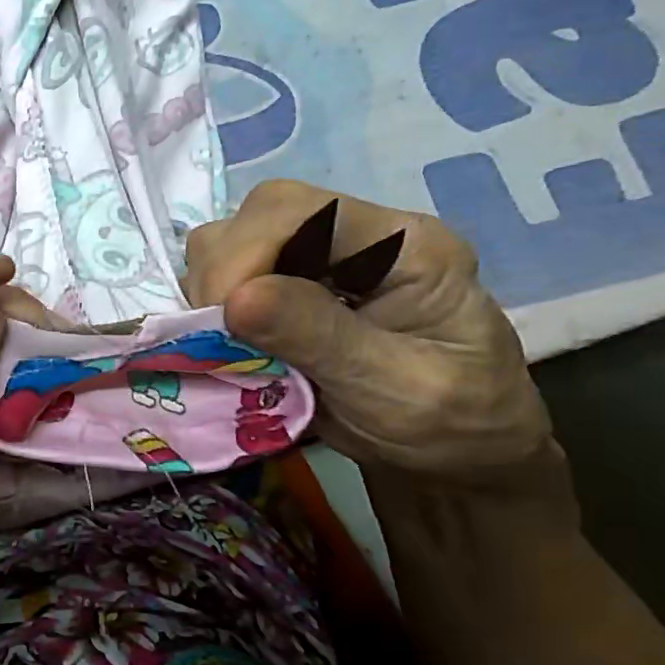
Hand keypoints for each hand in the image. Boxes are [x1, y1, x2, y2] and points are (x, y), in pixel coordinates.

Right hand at [186, 180, 552, 480]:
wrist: (457, 453)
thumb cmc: (449, 425)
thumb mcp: (397, 390)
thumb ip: (320, 337)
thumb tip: (236, 298)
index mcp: (404, 245)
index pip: (301, 210)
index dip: (246, 253)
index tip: (226, 317)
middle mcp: (354, 236)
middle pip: (258, 216)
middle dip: (223, 272)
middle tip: (219, 335)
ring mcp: (315, 259)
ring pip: (229, 241)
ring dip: (210, 289)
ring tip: (225, 342)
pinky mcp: (284, 284)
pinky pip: (222, 275)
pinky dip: (207, 307)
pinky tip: (226, 340)